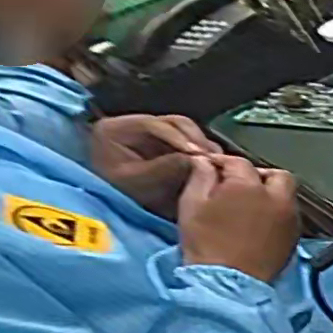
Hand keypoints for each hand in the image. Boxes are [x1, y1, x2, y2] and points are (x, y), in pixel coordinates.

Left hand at [90, 114, 210, 217]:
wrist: (126, 208)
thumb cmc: (128, 194)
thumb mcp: (144, 181)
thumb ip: (168, 167)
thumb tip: (200, 158)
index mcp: (116, 129)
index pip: (154, 124)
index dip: (180, 138)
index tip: (201, 155)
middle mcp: (136, 126)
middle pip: (176, 123)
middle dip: (197, 140)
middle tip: (213, 159)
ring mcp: (157, 135)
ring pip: (190, 131)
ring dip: (205, 147)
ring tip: (216, 164)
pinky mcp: (172, 144)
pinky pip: (196, 143)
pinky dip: (208, 153)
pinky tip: (214, 165)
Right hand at [177, 155, 301, 282]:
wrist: (231, 276)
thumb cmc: (206, 238)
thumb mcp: (192, 202)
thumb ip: (201, 178)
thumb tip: (205, 162)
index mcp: (251, 188)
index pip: (241, 163)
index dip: (222, 162)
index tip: (208, 167)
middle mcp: (279, 199)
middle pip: (279, 176)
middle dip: (258, 174)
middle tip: (236, 182)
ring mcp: (292, 217)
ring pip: (288, 194)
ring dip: (270, 191)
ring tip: (245, 200)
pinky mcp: (296, 233)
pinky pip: (290, 211)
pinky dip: (276, 207)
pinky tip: (258, 216)